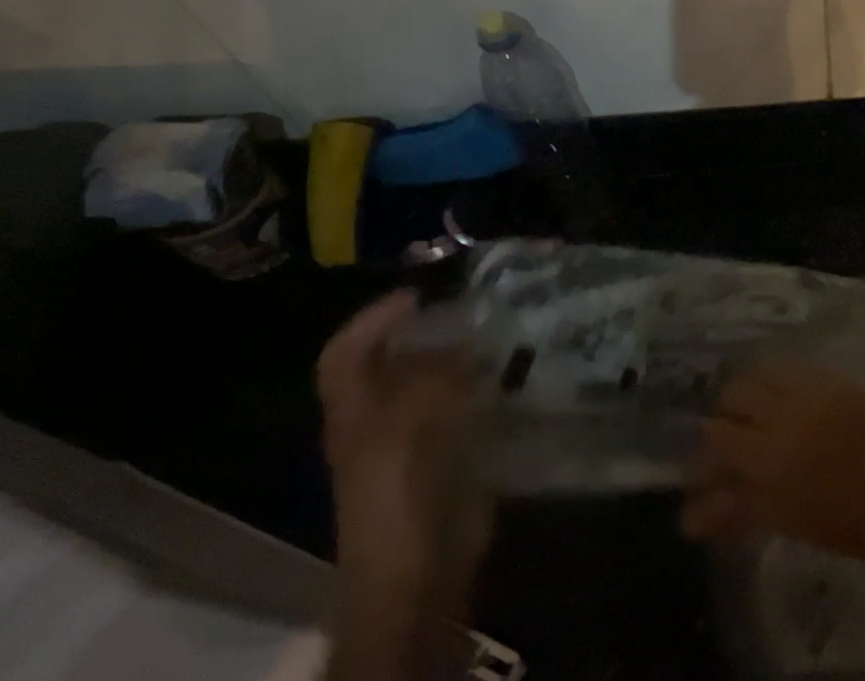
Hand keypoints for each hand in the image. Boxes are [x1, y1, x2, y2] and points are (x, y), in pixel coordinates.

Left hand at [317, 289, 490, 611]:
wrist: (419, 570)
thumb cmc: (398, 497)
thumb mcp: (405, 428)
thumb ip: (431, 378)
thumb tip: (464, 338)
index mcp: (356, 412)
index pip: (347, 354)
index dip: (373, 320)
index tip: (417, 294)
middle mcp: (382, 421)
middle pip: (397, 366)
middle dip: (430, 333)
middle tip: (476, 306)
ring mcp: (418, 442)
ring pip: (438, 386)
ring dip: (465, 359)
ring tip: (505, 332)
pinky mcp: (453, 458)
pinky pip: (469, 411)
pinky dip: (488, 389)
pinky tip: (517, 376)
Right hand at [679, 364, 864, 565]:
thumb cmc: (839, 523)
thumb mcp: (779, 519)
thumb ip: (731, 511)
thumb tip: (687, 516)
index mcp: (770, 455)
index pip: (716, 432)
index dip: (708, 444)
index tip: (711, 456)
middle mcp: (789, 414)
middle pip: (737, 391)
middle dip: (729, 410)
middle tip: (735, 432)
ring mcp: (817, 392)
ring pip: (766, 372)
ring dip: (755, 391)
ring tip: (761, 413)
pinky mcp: (840, 383)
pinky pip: (798, 371)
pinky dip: (784, 383)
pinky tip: (790, 403)